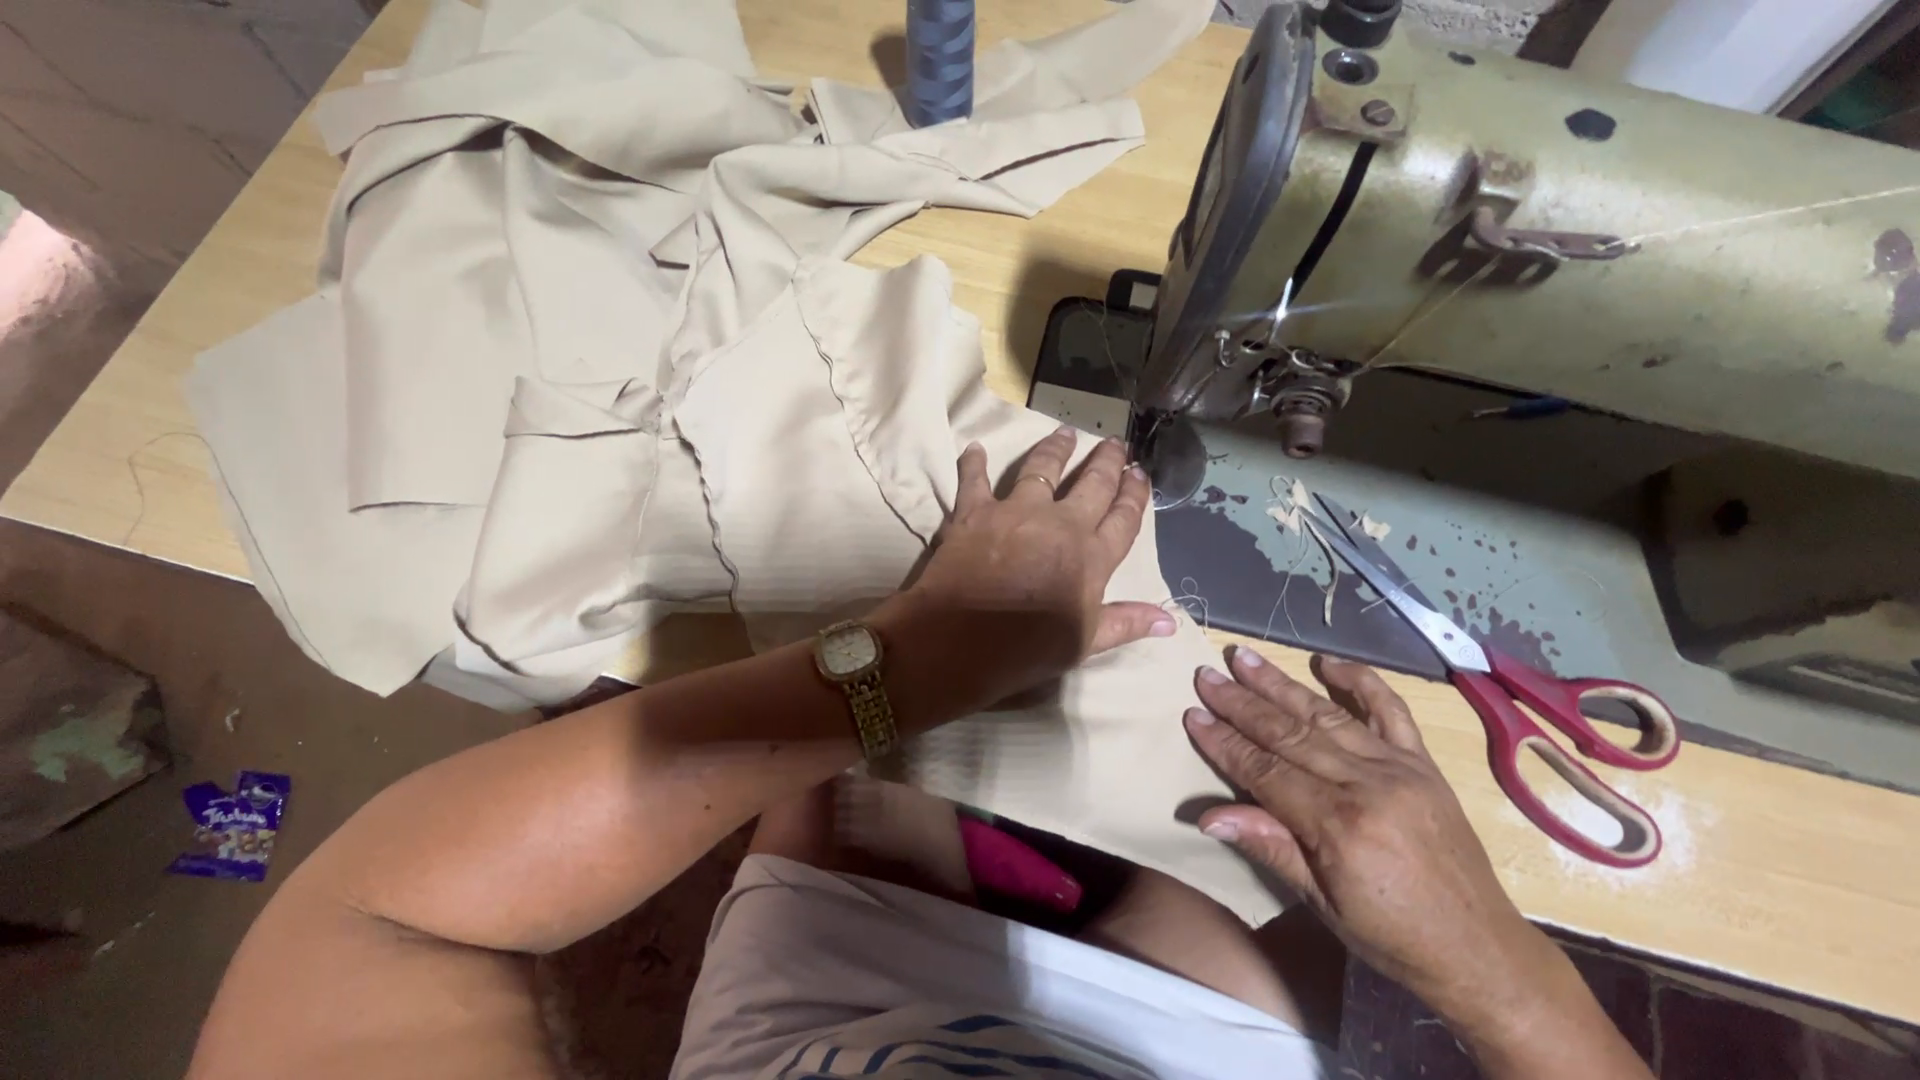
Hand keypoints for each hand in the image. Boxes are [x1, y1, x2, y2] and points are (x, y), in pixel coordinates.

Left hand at [885, 426, 1174, 707]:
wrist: (961, 642)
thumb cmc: (1027, 650)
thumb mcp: (1084, 643)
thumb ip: (1125, 623)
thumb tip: (1170, 620)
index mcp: (1092, 557)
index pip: (1123, 517)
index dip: (1135, 493)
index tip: (1140, 472)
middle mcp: (1061, 524)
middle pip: (1092, 484)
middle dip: (1106, 461)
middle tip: (1114, 442)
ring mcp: (1016, 512)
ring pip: (1042, 467)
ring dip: (1056, 448)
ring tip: (1065, 432)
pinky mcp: (974, 512)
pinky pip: (974, 479)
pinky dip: (973, 463)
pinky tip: (975, 448)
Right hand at [1181, 648, 1560, 1040]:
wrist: (1478, 949)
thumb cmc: (1390, 935)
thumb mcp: (1321, 902)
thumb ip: (1268, 846)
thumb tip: (1207, 816)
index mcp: (1339, 825)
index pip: (1265, 771)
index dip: (1225, 743)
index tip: (1192, 714)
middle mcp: (1368, 785)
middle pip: (1290, 734)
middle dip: (1242, 703)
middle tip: (1207, 674)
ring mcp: (1400, 768)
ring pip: (1327, 715)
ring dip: (1281, 683)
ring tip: (1245, 657)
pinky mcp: (1424, 763)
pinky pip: (1391, 711)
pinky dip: (1360, 681)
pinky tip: (1328, 661)